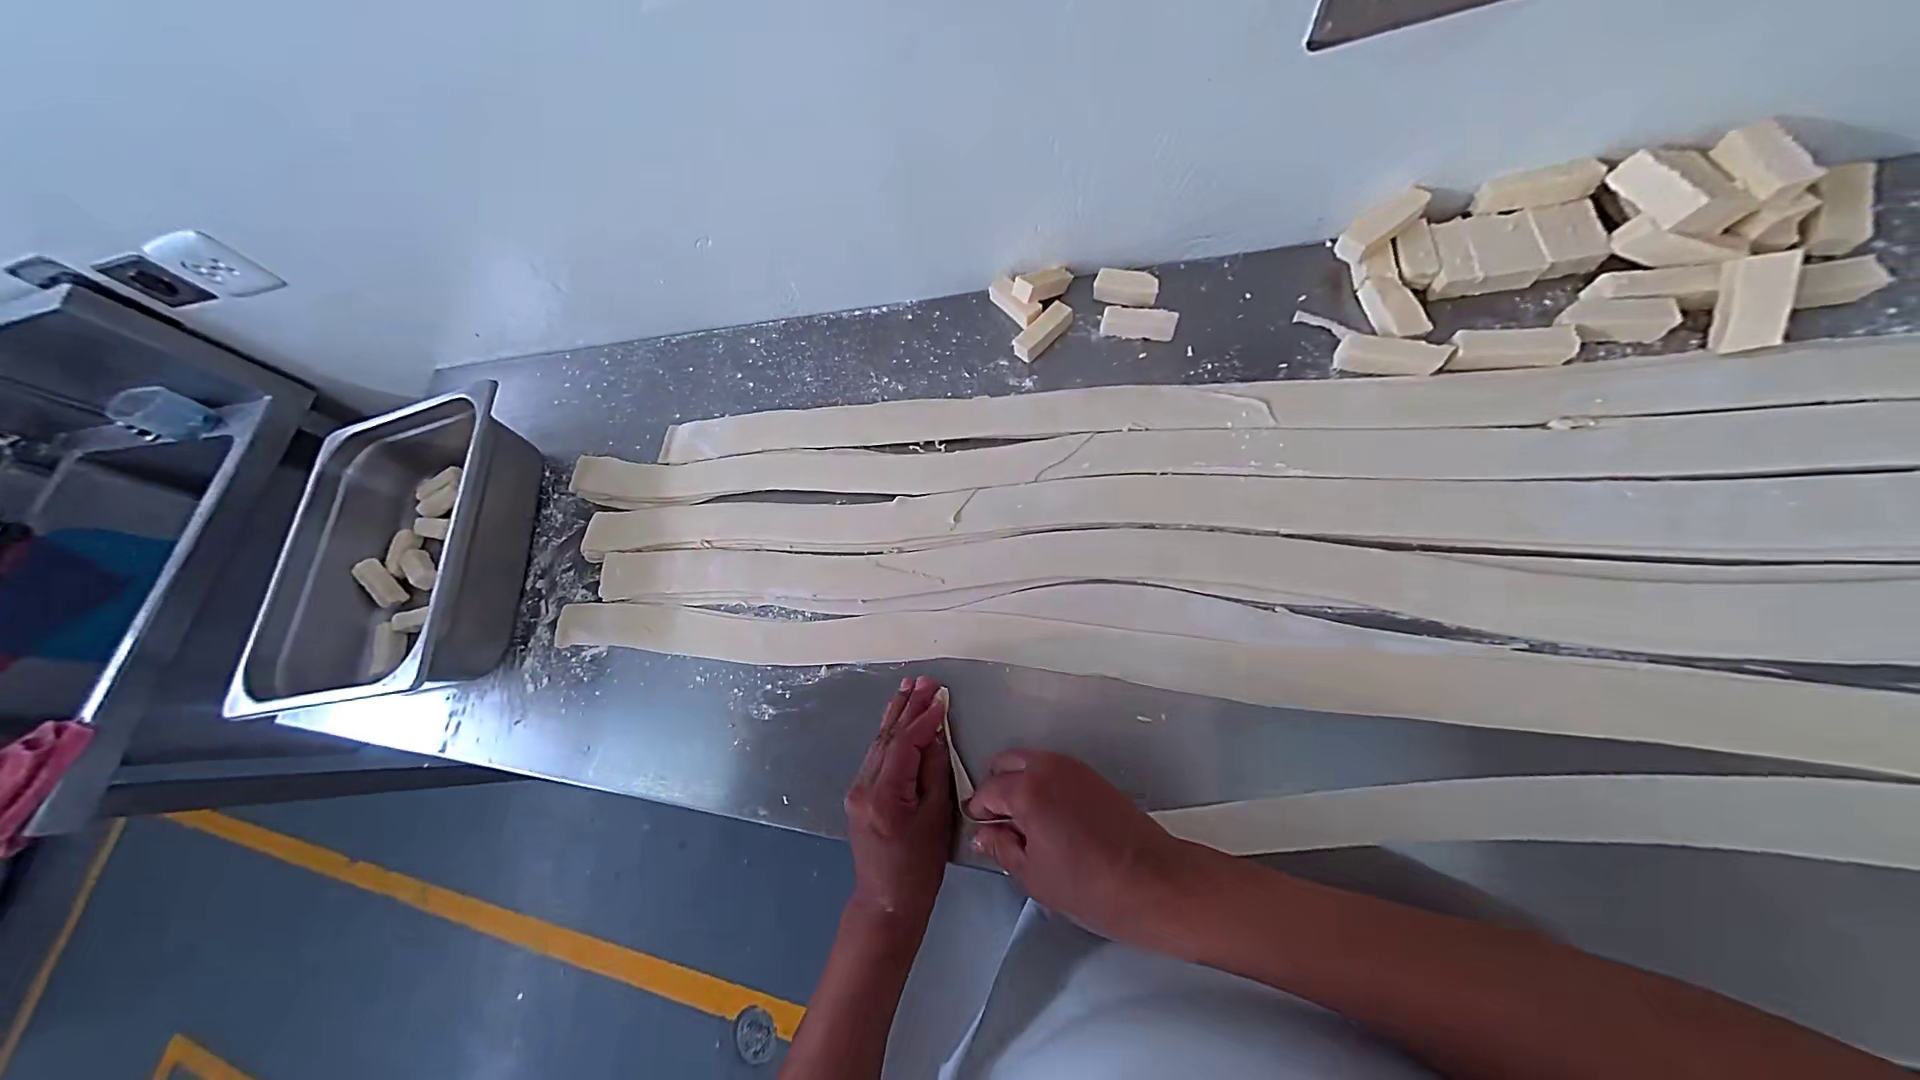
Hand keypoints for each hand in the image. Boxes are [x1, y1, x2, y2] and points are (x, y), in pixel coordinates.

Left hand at [844, 676, 953, 923]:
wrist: (886, 902)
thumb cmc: (919, 868)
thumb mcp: (936, 819)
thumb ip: (934, 773)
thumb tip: (933, 737)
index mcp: (884, 796)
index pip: (905, 745)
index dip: (923, 719)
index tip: (940, 697)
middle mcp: (864, 788)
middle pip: (888, 737)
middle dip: (907, 706)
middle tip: (924, 681)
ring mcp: (856, 790)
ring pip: (879, 743)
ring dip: (896, 714)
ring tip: (909, 688)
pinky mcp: (858, 794)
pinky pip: (876, 756)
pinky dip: (890, 734)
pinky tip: (898, 719)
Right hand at [968, 750, 1225, 950]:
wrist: (1155, 882)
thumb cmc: (1096, 885)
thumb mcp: (1034, 875)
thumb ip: (1003, 847)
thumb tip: (988, 835)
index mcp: (1027, 789)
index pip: (986, 791)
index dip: (979, 812)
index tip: (980, 829)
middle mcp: (1049, 768)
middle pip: (1006, 764)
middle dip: (996, 789)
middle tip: (998, 824)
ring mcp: (1074, 768)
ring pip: (1031, 763)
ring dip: (1020, 783)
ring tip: (1025, 825)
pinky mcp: (1093, 777)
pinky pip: (1054, 770)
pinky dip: (1043, 784)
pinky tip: (1050, 820)